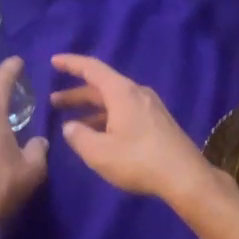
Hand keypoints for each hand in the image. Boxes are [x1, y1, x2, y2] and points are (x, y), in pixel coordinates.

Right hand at [51, 54, 215, 202]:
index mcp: (122, 92)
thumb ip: (78, 136)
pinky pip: (125, 112)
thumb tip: (70, 127)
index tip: (54, 61)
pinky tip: (99, 136)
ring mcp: (150, 107)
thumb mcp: (99, 152)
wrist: (185, 177)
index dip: (71, 64)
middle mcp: (137, 93)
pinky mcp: (158, 123)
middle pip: (102, 86)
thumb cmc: (138, 160)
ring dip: (91, 110)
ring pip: (114, 101)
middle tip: (54, 102)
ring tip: (72, 124)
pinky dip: (107, 118)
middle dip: (76, 94)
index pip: (92, 68)